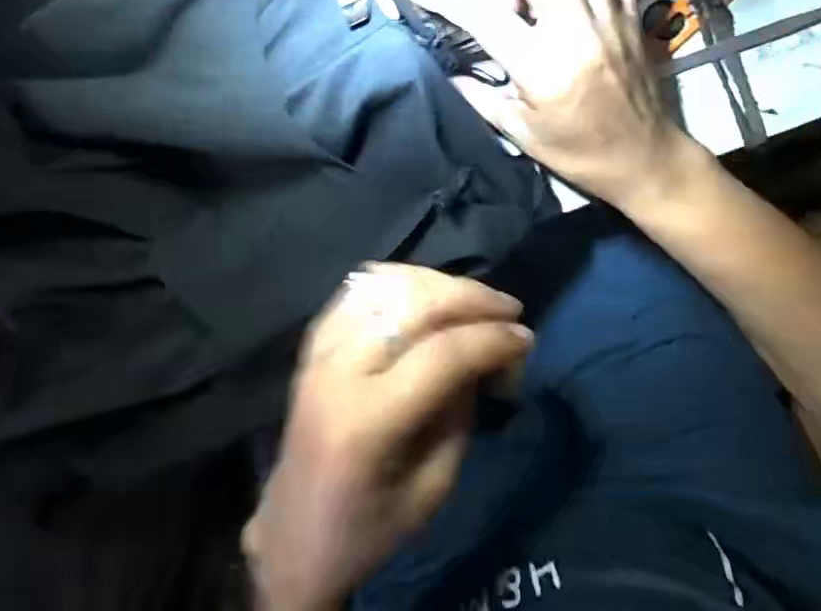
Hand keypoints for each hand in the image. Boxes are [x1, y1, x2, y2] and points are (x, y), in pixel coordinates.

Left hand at [244, 264, 533, 610]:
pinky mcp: (313, 344)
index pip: (442, 354)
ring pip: (388, 285)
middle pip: (415, 304)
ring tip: (473, 299)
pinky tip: (428, 293)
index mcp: (366, 421)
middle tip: (509, 309)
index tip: (526, 340)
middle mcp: (338, 372)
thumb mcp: (433, 486)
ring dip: (440, 283)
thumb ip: (462, 412)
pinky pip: (361, 290)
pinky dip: (400, 282)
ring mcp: (320, 351)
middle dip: (472, 298)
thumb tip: (486, 354)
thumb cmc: (369, 527)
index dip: (492, 339)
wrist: (294, 538)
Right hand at [411, 0, 711, 210]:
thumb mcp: (523, 134)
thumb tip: (449, 74)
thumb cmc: (580, 153)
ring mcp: (612, 22)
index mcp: (544, 68)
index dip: (451, 0)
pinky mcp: (634, 20)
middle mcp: (579, 35)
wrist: (646, 159)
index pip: (488, 18)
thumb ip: (483, 99)